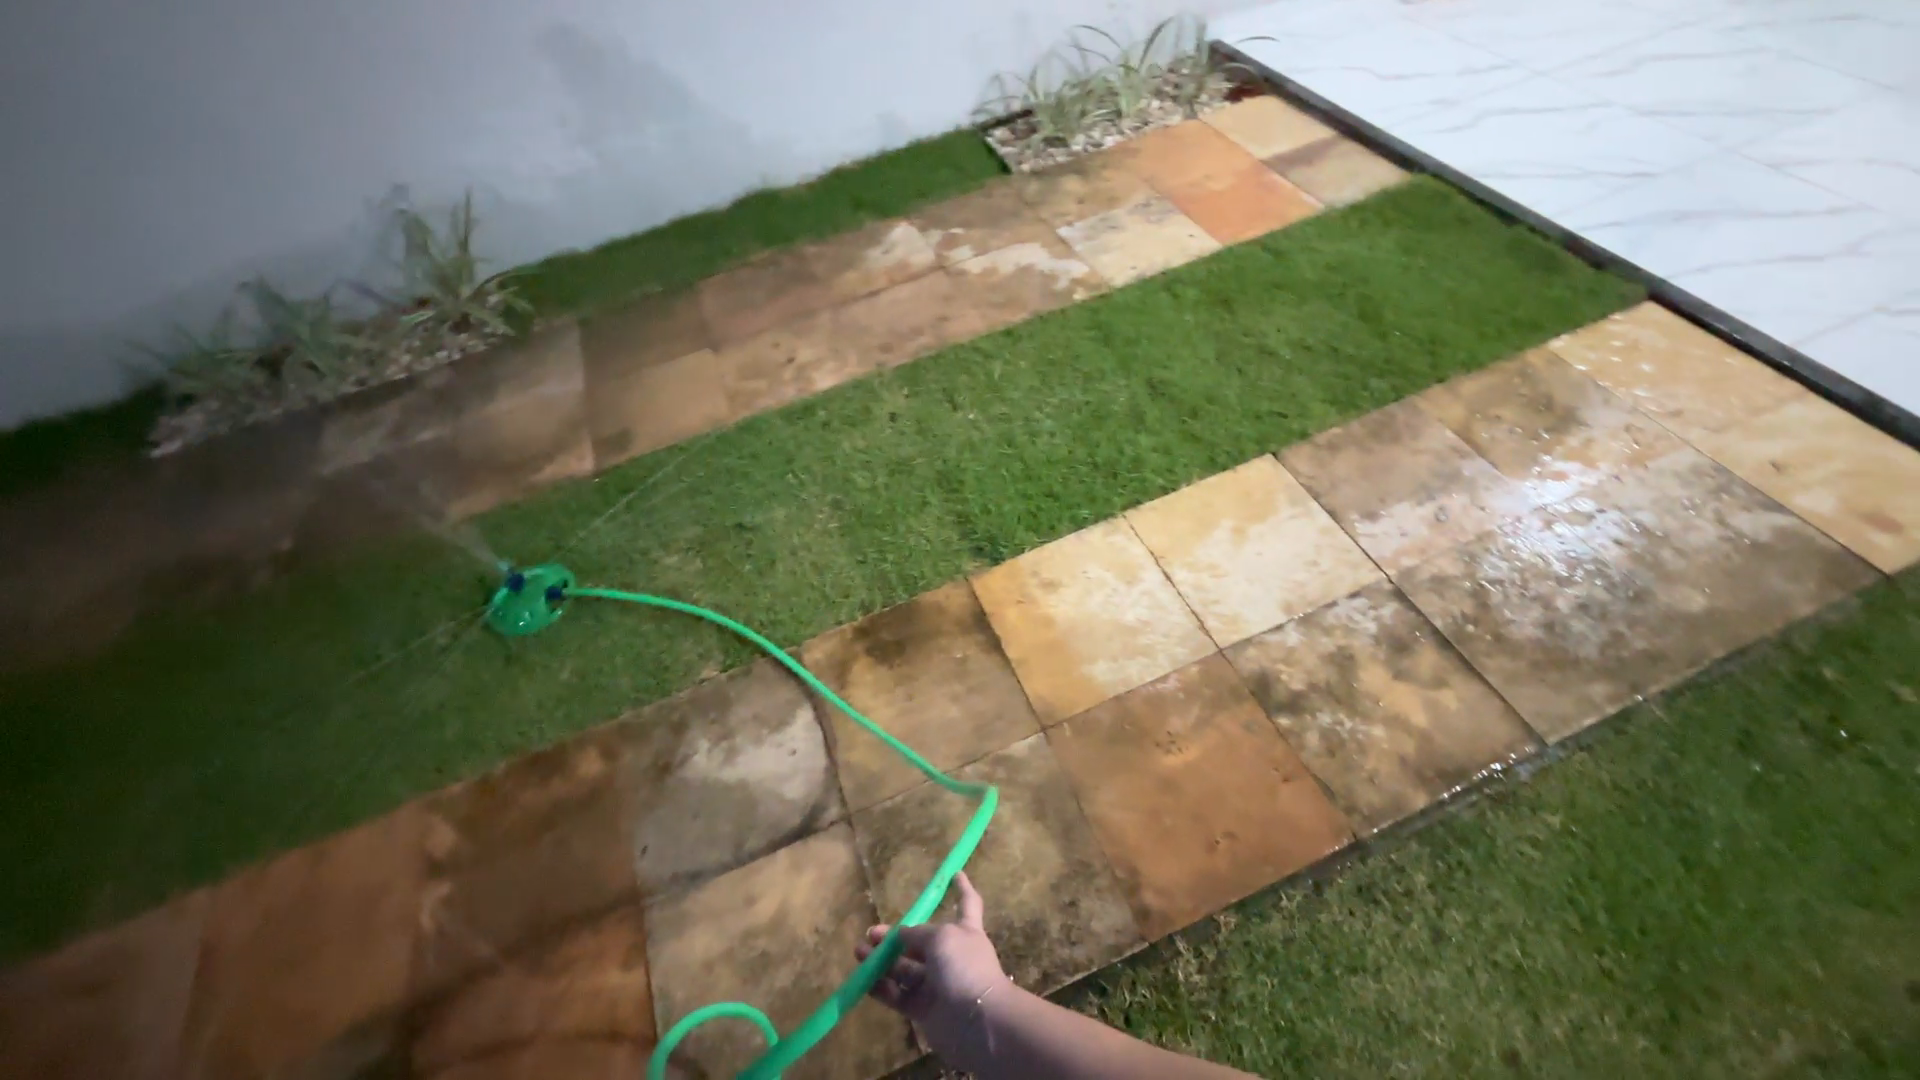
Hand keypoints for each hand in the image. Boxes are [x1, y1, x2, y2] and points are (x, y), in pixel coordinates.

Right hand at [854, 872, 1007, 1061]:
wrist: (977, 1020)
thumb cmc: (964, 966)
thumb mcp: (941, 937)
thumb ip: (917, 934)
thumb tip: (900, 934)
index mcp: (964, 930)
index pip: (967, 903)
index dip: (962, 888)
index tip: (956, 873)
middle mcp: (951, 955)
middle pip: (920, 941)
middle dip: (896, 936)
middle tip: (872, 933)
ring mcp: (937, 984)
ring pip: (905, 968)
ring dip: (883, 961)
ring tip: (860, 952)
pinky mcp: (924, 1010)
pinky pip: (899, 995)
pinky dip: (882, 987)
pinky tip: (865, 979)